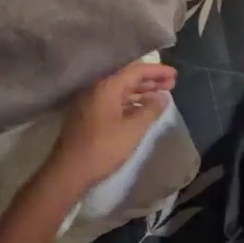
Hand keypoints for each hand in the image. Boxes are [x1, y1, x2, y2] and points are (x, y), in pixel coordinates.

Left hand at [45, 61, 175, 189]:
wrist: (68, 172)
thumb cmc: (103, 148)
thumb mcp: (133, 130)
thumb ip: (150, 110)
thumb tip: (163, 97)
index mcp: (106, 86)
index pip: (136, 70)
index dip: (157, 71)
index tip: (174, 74)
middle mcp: (96, 87)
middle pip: (127, 77)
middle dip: (150, 80)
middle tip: (171, 84)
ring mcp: (90, 101)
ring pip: (120, 89)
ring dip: (141, 91)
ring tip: (161, 95)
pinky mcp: (88, 114)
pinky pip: (113, 100)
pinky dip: (130, 101)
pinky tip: (142, 109)